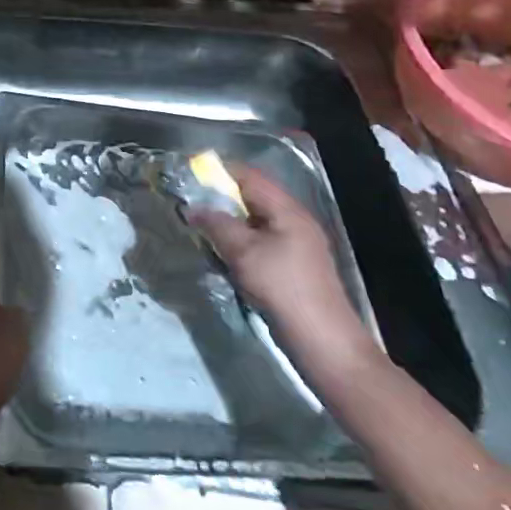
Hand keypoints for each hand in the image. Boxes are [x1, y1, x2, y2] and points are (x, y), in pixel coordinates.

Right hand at [188, 164, 373, 364]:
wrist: (320, 338)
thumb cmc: (282, 286)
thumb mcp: (242, 251)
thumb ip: (215, 224)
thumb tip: (192, 208)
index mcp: (287, 211)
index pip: (250, 176)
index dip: (219, 171)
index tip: (190, 175)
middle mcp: (294, 221)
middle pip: (252, 196)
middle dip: (219, 197)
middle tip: (190, 202)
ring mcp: (295, 243)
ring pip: (253, 220)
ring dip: (226, 220)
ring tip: (200, 226)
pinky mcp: (290, 264)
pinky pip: (258, 240)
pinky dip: (237, 239)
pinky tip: (221, 251)